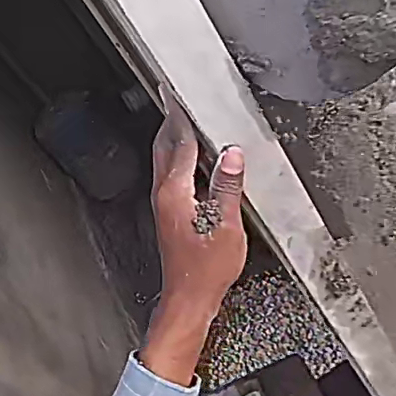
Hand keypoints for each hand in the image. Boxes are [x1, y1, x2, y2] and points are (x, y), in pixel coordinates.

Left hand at [140, 90, 246, 385]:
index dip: (183, 119)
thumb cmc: (206, 270)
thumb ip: (228, 187)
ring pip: (165, 161)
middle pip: (164, 148)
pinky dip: (180, 159)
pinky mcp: (168, 214)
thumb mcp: (227, 227)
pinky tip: (195, 160)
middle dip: (171, 123)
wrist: (188, 297)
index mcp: (175, 194)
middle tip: (176, 100)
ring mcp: (163, 205)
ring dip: (174, 140)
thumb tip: (232, 155)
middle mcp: (163, 196)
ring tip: (186, 121)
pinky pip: (171, 176)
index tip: (180, 98)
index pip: (179, 145)